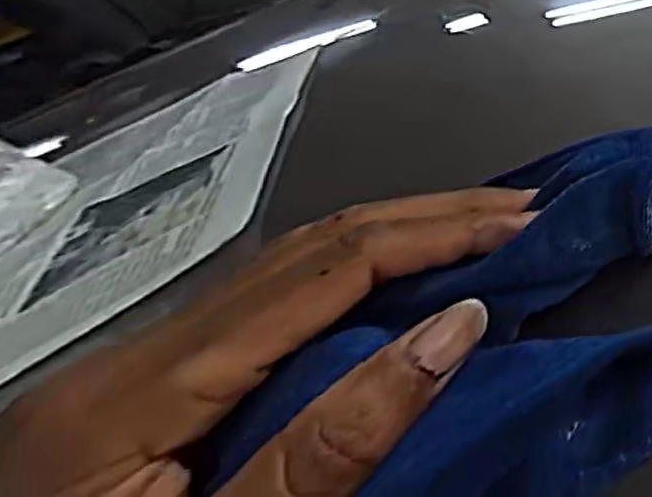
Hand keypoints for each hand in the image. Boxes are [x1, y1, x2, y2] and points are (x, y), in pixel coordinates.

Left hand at [0, 188, 535, 496]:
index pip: (327, 264)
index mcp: (133, 390)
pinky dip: (362, 276)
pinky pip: (279, 304)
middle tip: (519, 206)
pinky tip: (406, 277)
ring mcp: (136, 370)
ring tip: (482, 227)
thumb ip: (334, 444)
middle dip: (431, 213)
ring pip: (297, 263)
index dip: (435, 231)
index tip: (517, 222)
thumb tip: (454, 327)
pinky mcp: (150, 393)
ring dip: (403, 235)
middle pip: (316, 242)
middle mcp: (134, 356)